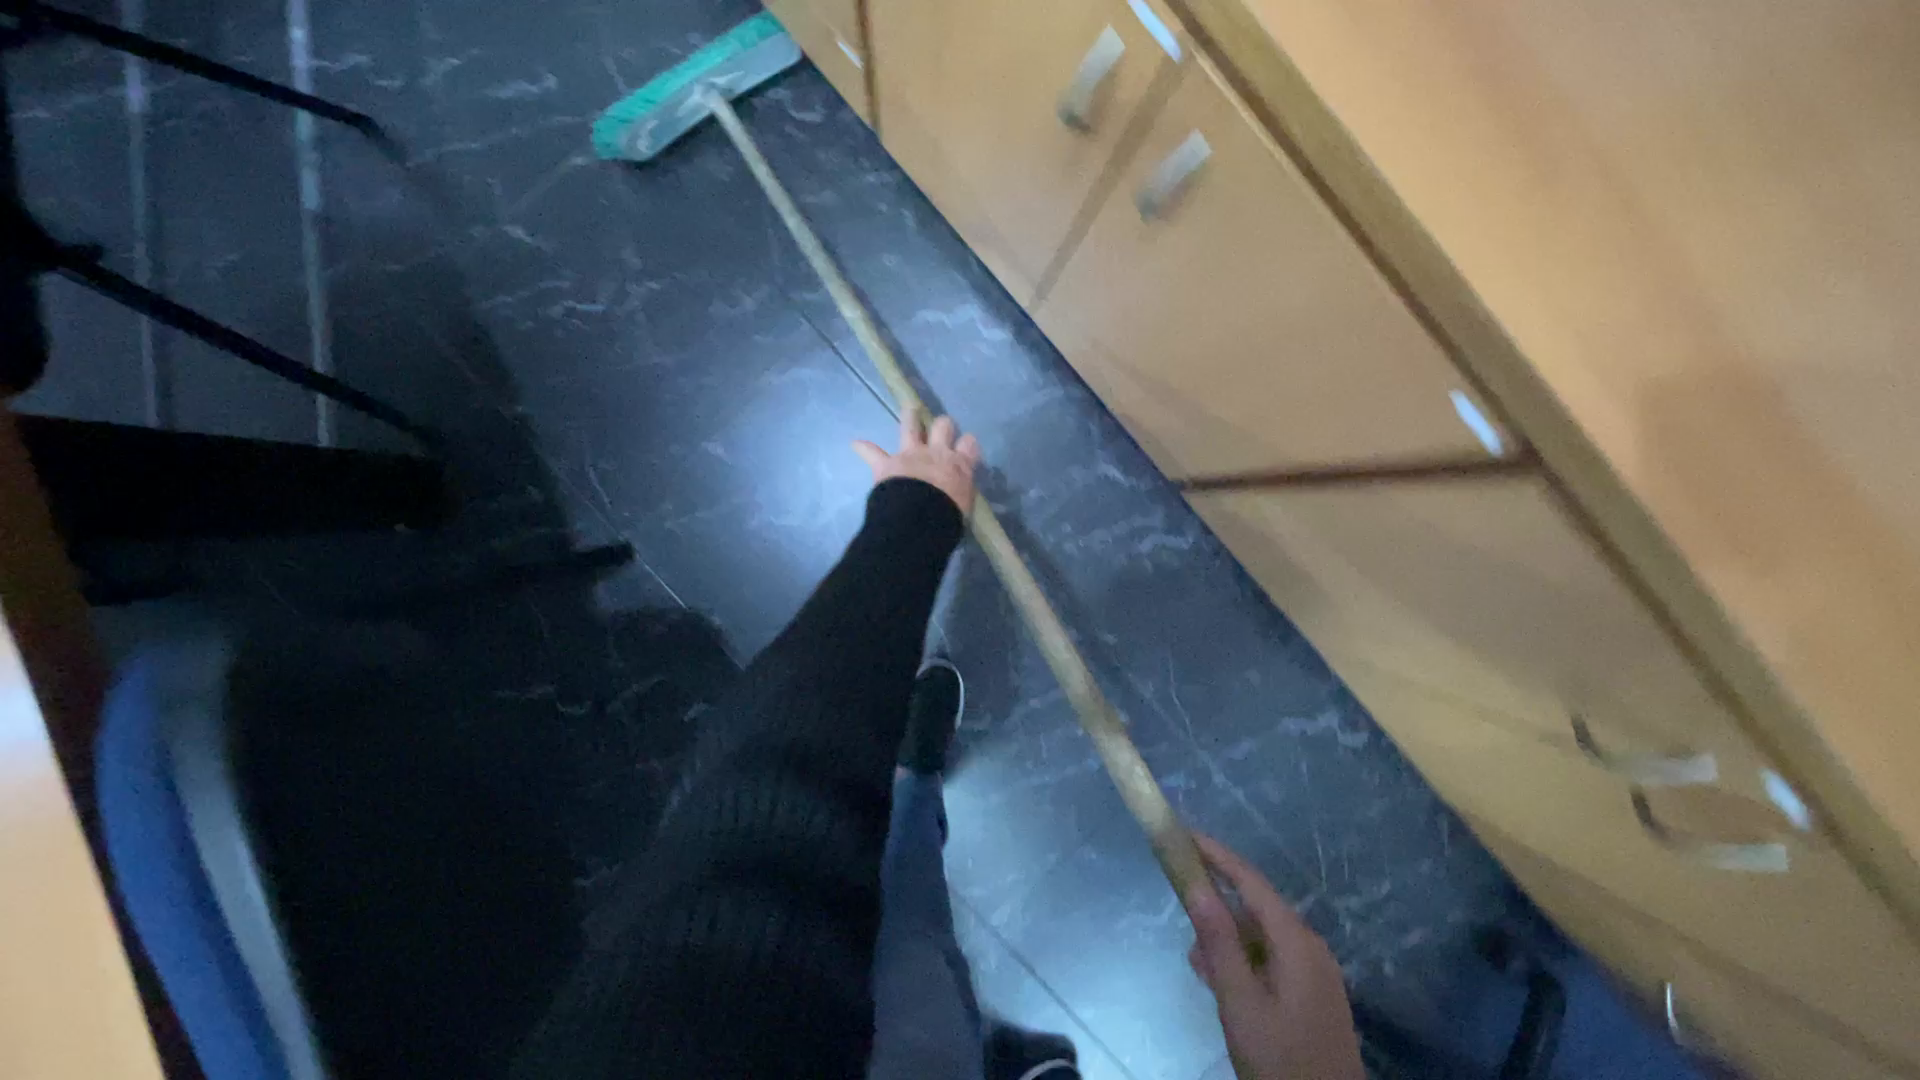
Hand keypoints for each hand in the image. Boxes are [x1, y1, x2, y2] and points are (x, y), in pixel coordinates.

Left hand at [853, 409, 980, 513]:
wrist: (920, 517)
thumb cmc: (948, 515)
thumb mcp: (964, 503)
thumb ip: (959, 492)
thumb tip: (955, 495)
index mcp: (959, 466)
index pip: (969, 444)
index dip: (967, 443)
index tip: (966, 444)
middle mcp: (936, 453)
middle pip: (942, 427)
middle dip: (942, 425)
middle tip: (941, 427)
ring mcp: (910, 455)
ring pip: (910, 427)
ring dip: (909, 417)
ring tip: (909, 410)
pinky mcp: (887, 464)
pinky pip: (872, 452)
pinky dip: (864, 448)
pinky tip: (855, 444)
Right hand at [1186, 833, 1364, 1079]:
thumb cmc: (1281, 1059)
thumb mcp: (1240, 1002)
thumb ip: (1218, 941)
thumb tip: (1195, 884)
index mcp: (1297, 941)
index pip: (1250, 880)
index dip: (1216, 854)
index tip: (1181, 835)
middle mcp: (1310, 946)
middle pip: (1255, 907)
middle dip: (1216, 906)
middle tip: (1180, 917)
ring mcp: (1315, 971)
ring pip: (1261, 936)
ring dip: (1227, 940)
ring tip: (1198, 965)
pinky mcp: (1313, 993)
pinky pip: (1271, 959)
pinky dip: (1242, 960)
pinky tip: (1221, 982)